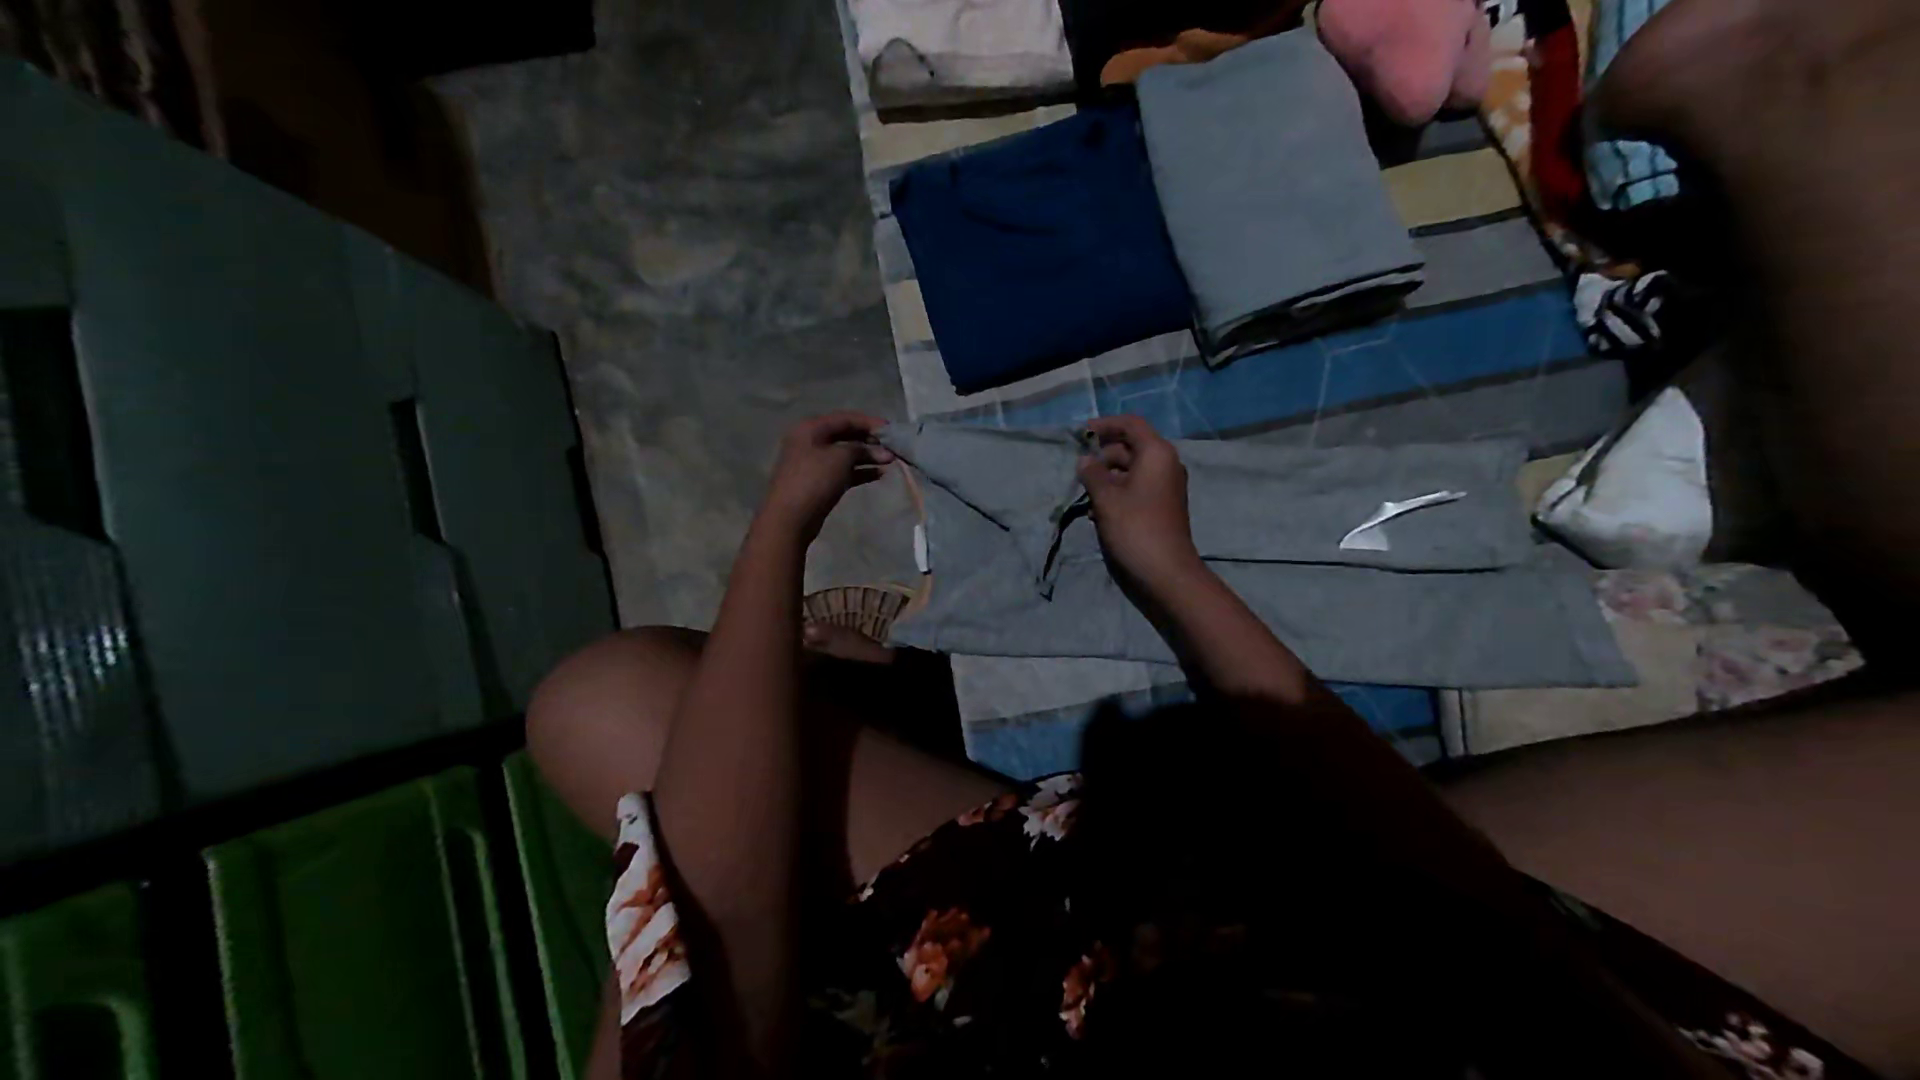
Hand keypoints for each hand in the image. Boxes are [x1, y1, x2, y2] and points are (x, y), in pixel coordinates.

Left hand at [758, 412, 894, 543]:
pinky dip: (860, 471)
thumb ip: (863, 450)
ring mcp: (814, 463)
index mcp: (810, 429)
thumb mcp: (841, 458)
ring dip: (867, 457)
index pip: (844, 419)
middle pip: (845, 435)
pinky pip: (843, 471)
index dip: (869, 422)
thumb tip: (883, 453)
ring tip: (890, 462)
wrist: (790, 518)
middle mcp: (811, 442)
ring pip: (845, 455)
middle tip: (891, 447)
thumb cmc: (814, 480)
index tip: (891, 430)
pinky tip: (879, 474)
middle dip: (869, 441)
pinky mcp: (819, 482)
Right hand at [1076, 415, 1203, 590]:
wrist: (1166, 572)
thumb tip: (1085, 460)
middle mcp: (1165, 464)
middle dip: (1103, 455)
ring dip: (1107, 477)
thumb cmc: (1135, 528)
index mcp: (1156, 454)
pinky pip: (1137, 488)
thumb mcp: (1106, 498)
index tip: (1081, 434)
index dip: (1105, 425)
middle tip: (1078, 470)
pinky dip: (1117, 492)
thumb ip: (1092, 474)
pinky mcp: (1161, 506)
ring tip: (1085, 494)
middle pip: (1130, 447)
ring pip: (1131, 470)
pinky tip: (1097, 511)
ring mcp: (1165, 486)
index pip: (1130, 424)